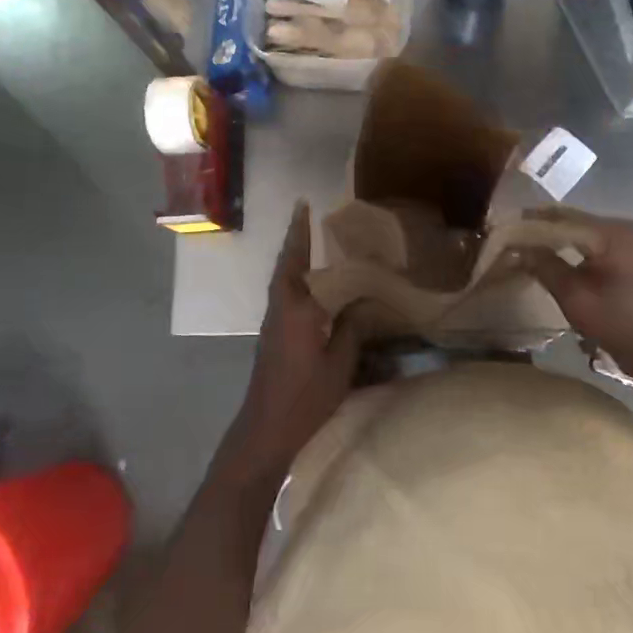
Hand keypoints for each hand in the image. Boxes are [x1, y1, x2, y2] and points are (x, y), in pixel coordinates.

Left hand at [230, 202, 363, 477]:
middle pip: (286, 269)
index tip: (302, 204)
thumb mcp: (339, 363)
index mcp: (294, 309)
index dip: (299, 233)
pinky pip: (286, 301)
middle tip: (312, 222)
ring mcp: (272, 326)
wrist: (267, 428)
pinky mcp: (272, 340)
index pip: (296, 260)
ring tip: (316, 250)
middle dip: (296, 244)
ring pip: (284, 285)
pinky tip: (315, 293)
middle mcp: (279, 310)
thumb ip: (352, 329)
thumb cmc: (305, 396)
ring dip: (296, 264)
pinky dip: (298, 286)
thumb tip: (365, 303)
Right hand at [521, 207, 632, 384]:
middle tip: (507, 239)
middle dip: (539, 230)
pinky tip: (547, 256)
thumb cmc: (616, 323)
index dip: (530, 224)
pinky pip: (589, 241)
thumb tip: (516, 248)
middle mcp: (621, 227)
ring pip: (578, 231)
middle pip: (571, 221)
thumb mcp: (573, 296)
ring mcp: (626, 239)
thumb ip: (544, 266)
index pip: (562, 218)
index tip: (503, 231)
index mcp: (612, 233)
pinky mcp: (625, 253)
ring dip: (552, 238)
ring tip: (521, 247)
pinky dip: (567, 247)